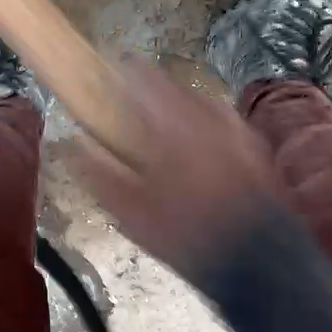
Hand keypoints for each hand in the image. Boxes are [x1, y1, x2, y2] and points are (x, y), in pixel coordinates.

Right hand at [70, 66, 283, 279]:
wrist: (261, 264)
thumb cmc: (187, 236)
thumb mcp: (132, 213)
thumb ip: (98, 173)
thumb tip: (71, 145)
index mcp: (170, 120)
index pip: (141, 74)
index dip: (122, 67)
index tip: (109, 67)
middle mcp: (204, 112)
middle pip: (172, 83)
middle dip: (151, 87)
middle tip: (134, 100)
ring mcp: (235, 126)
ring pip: (198, 99)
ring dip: (178, 103)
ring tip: (164, 122)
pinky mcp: (255, 144)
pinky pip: (223, 119)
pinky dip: (206, 122)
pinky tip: (200, 145)